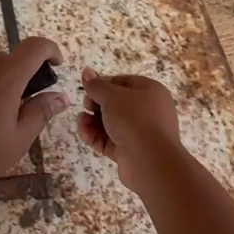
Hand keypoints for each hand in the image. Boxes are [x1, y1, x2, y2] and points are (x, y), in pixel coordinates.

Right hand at [77, 70, 186, 192]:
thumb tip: (86, 72)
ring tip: (81, 121)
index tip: (87, 90)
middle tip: (86, 106)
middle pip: (115, 104)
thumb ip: (96, 85)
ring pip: (111, 123)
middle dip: (95, 104)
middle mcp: (148, 111)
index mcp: (150, 91)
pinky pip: (110, 139)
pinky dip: (96, 136)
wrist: (151, 162)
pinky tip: (84, 133)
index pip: (121, 83)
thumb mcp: (111, 96)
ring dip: (92, 121)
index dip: (102, 85)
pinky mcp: (131, 151)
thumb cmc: (134, 119)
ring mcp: (140, 133)